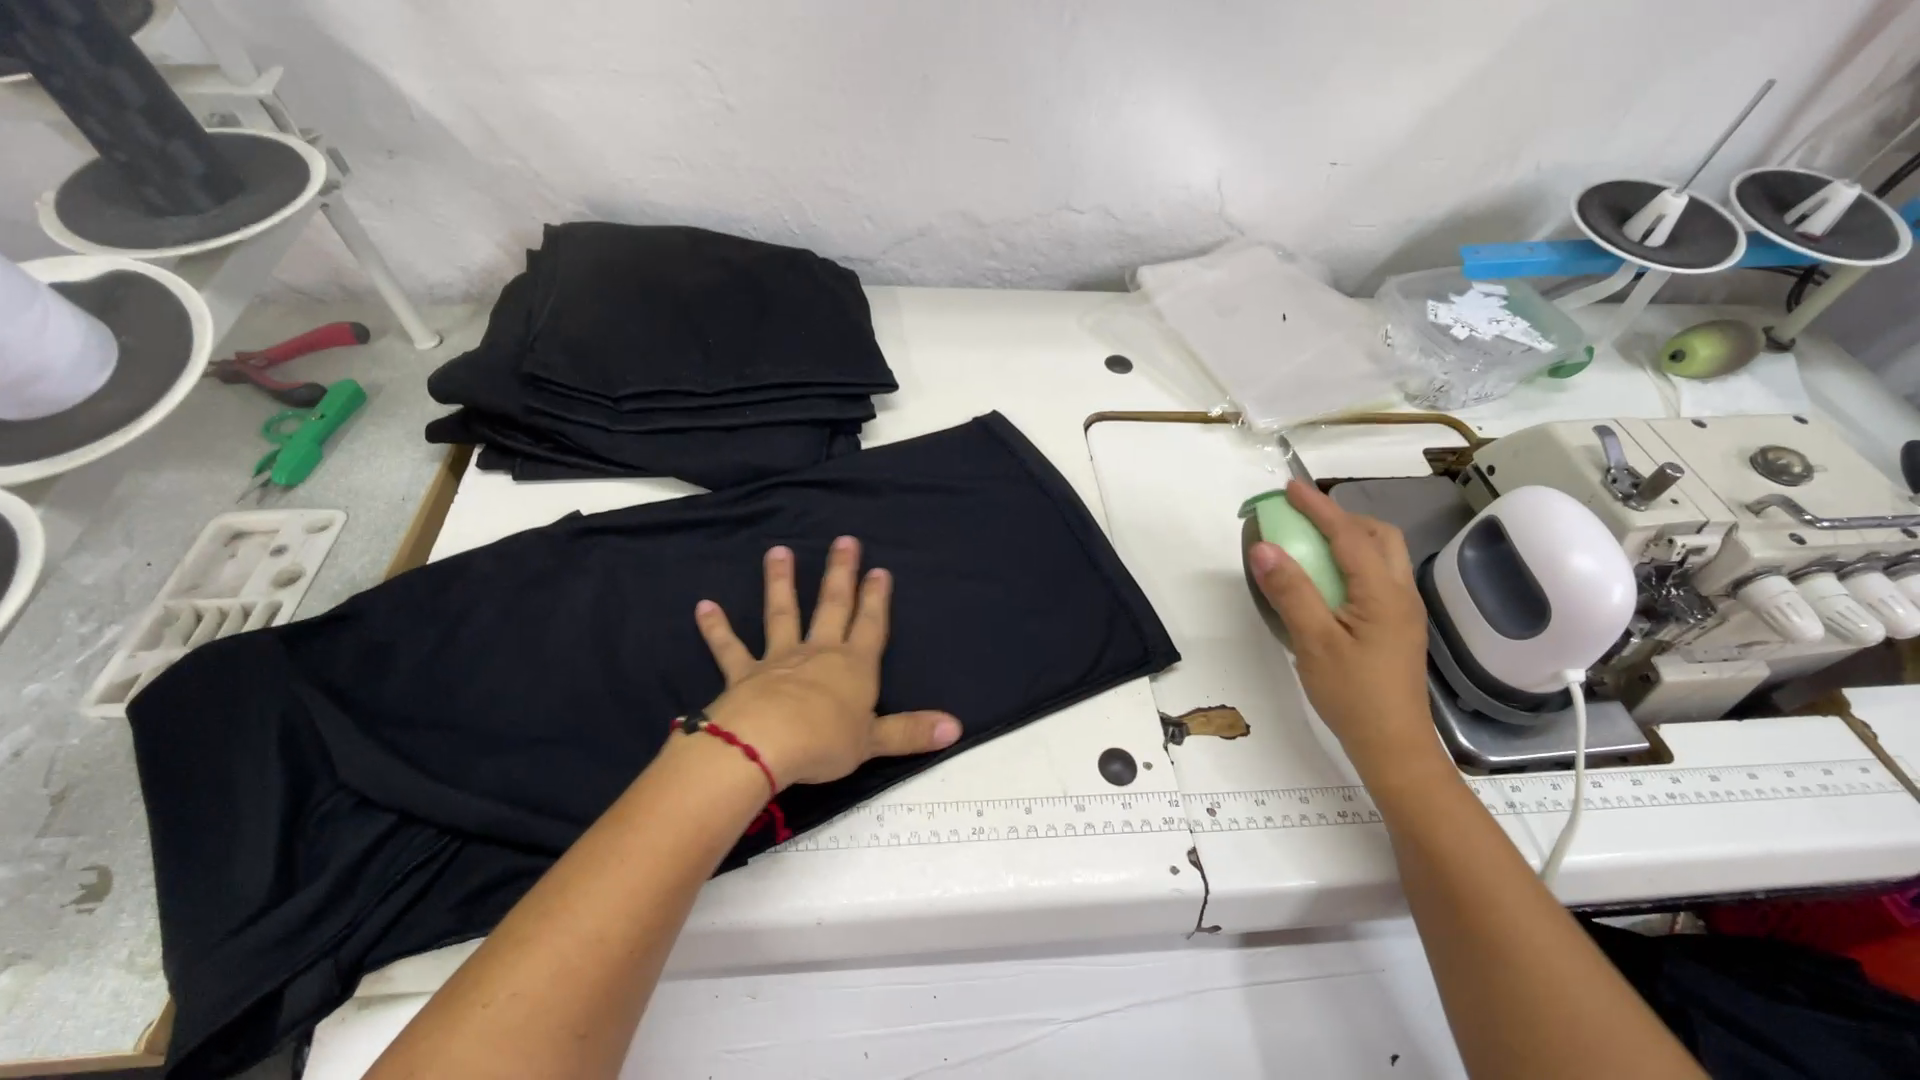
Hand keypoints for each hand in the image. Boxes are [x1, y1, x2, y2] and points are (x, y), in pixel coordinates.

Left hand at [692, 537, 961, 786]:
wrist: (767, 743)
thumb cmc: (827, 742)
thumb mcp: (875, 741)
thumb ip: (912, 732)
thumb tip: (956, 728)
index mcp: (854, 667)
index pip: (870, 625)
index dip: (876, 599)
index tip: (879, 570)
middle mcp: (818, 653)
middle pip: (832, 606)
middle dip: (840, 574)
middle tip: (844, 541)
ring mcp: (778, 660)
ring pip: (781, 614)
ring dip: (780, 582)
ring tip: (778, 552)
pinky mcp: (743, 673)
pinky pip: (729, 648)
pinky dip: (716, 627)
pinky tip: (704, 606)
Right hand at [1247, 481, 1442, 780]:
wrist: (1392, 745)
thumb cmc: (1353, 694)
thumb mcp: (1314, 642)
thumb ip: (1291, 591)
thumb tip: (1264, 547)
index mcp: (1383, 592)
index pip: (1348, 535)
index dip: (1318, 507)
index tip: (1289, 487)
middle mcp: (1401, 594)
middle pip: (1379, 537)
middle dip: (1342, 518)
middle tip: (1304, 519)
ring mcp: (1404, 612)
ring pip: (1383, 557)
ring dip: (1350, 540)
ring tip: (1312, 546)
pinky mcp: (1397, 629)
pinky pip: (1378, 578)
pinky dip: (1352, 563)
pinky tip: (1328, 584)